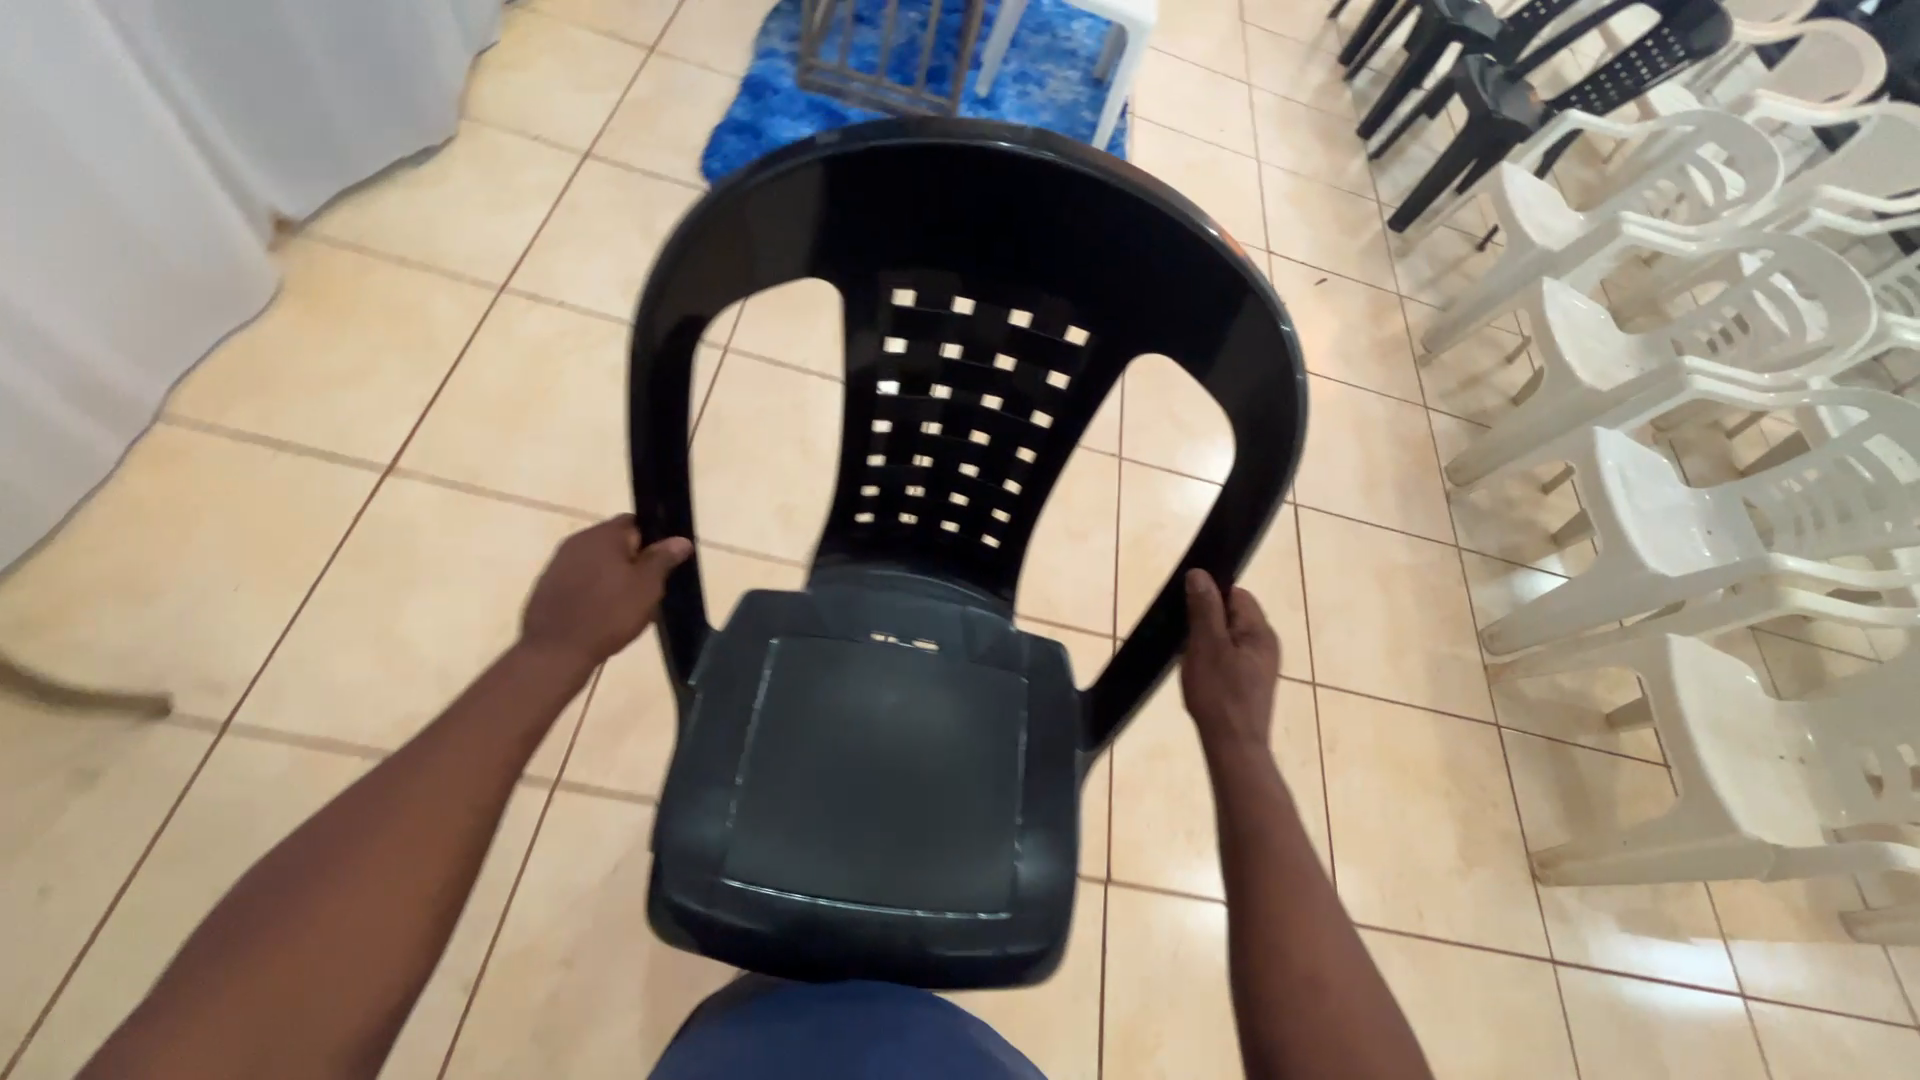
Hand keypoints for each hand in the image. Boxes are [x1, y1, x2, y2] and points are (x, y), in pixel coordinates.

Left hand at [520, 515, 691, 668]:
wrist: (556, 650)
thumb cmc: (609, 613)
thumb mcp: (647, 586)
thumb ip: (663, 558)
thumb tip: (681, 539)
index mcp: (603, 534)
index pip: (635, 523)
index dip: (653, 541)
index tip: (662, 565)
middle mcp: (577, 541)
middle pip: (615, 543)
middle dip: (633, 562)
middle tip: (648, 589)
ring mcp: (558, 563)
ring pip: (597, 563)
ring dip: (612, 578)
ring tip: (625, 606)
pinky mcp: (547, 586)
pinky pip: (579, 581)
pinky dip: (593, 591)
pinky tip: (600, 614)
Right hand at [1179, 569, 1279, 751]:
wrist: (1233, 746)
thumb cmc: (1219, 694)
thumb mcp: (1206, 646)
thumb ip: (1204, 609)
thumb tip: (1200, 573)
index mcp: (1260, 631)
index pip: (1236, 594)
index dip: (1210, 597)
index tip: (1187, 611)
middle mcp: (1266, 644)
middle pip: (1232, 615)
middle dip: (1205, 621)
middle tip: (1184, 638)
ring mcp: (1260, 665)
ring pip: (1228, 637)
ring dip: (1206, 642)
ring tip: (1188, 658)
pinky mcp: (1250, 682)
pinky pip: (1228, 657)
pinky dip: (1211, 660)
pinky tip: (1198, 675)